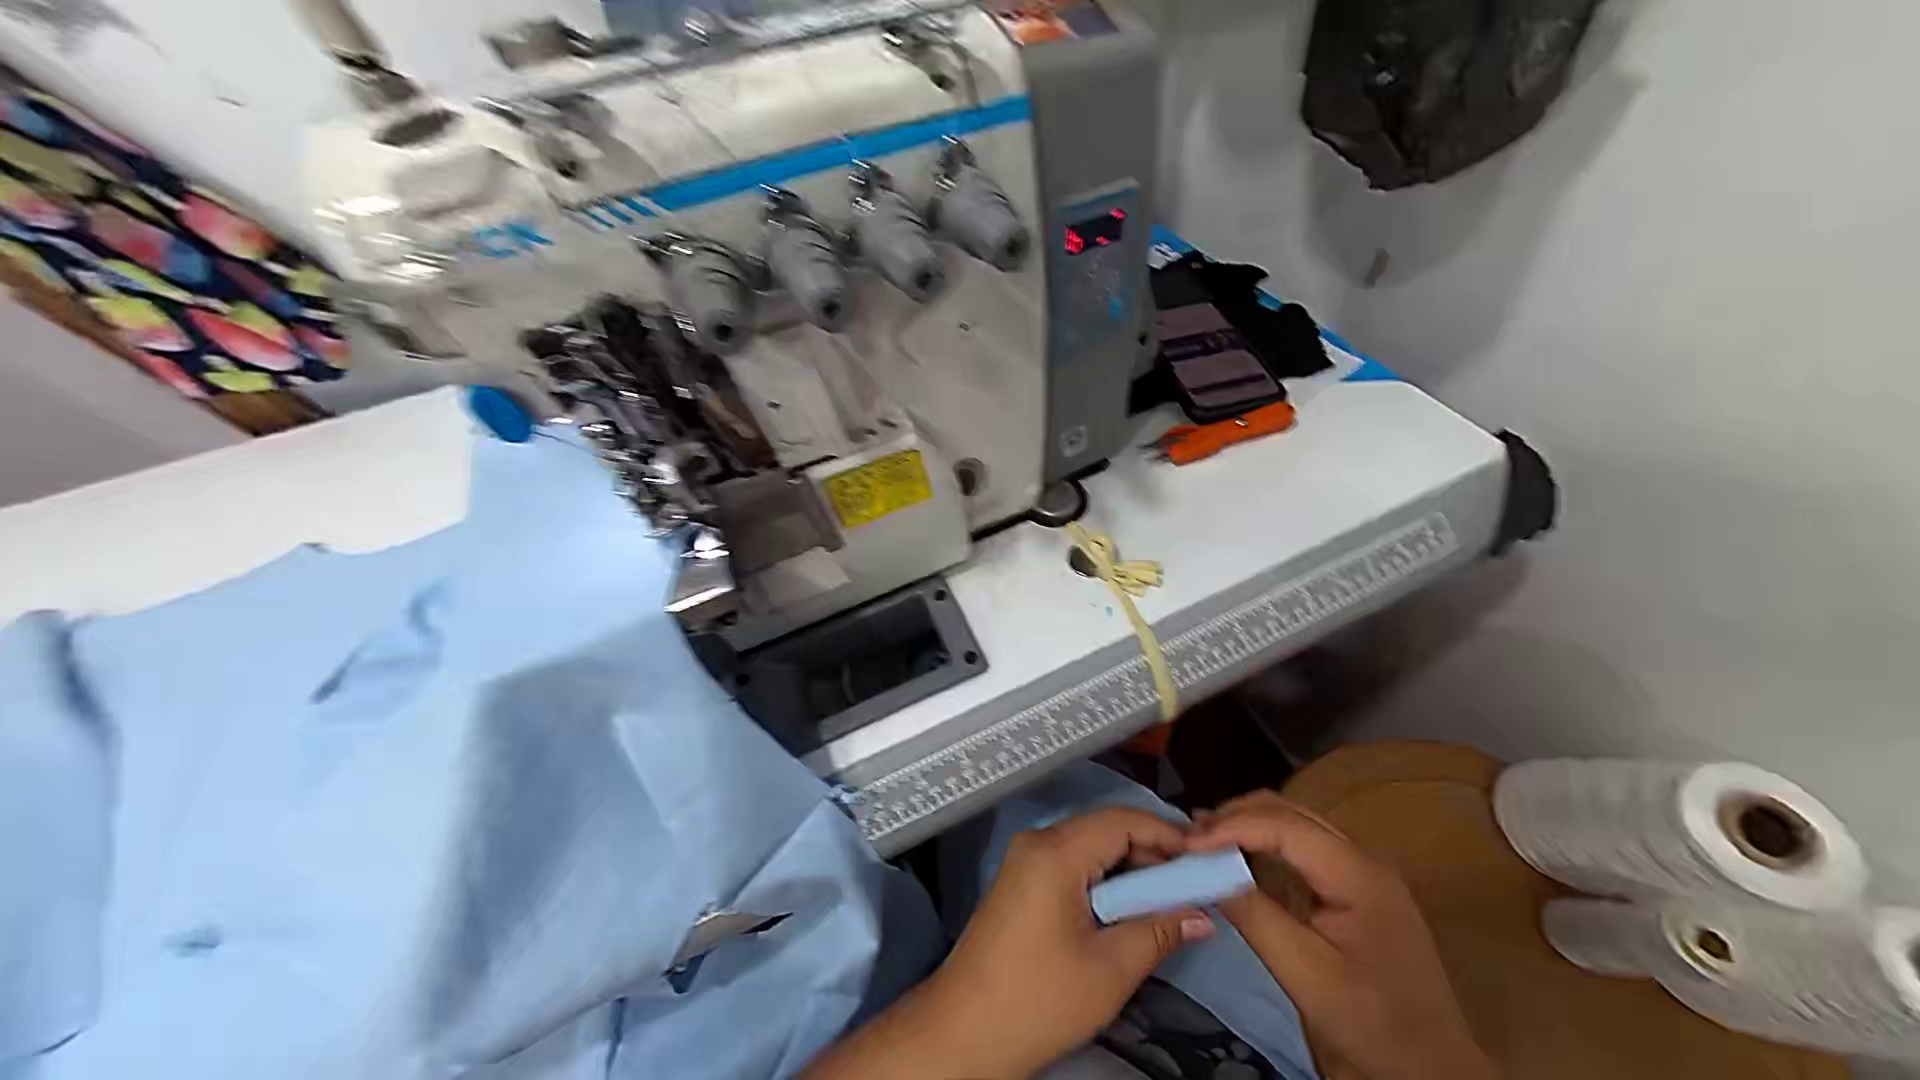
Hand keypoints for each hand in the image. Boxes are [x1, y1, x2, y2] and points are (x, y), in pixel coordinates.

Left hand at [803, 807, 1213, 1079]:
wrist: (964, 1028)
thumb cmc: (1038, 999)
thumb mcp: (1109, 969)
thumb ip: (1158, 931)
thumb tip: (1201, 915)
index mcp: (1056, 852)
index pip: (1122, 821)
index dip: (1167, 834)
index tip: (1205, 859)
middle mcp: (1038, 841)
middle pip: (1105, 828)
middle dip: (1152, 852)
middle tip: (1193, 884)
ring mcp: (1025, 858)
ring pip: (1090, 845)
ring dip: (1130, 866)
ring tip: (1168, 900)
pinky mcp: (1022, 878)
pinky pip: (1073, 861)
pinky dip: (1105, 877)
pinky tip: (1129, 906)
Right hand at [1189, 792, 1496, 1079]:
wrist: (1429, 1074)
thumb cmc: (1372, 1026)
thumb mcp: (1306, 974)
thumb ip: (1253, 915)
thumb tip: (1201, 871)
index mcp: (1360, 875)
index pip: (1284, 826)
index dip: (1230, 827)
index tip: (1186, 844)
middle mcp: (1361, 859)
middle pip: (1287, 812)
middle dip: (1233, 818)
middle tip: (1187, 839)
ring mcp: (1357, 871)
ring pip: (1290, 823)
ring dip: (1244, 826)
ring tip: (1201, 843)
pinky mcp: (1347, 888)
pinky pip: (1297, 848)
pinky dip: (1259, 845)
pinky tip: (1232, 858)